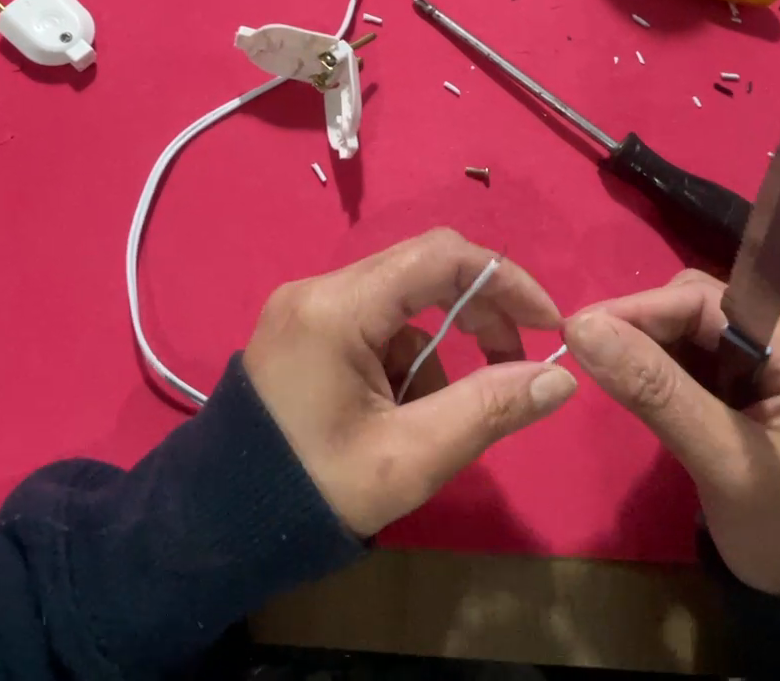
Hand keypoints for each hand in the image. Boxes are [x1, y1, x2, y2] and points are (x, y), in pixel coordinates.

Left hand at [244, 228, 577, 536]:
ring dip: (436, 348)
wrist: (221, 522)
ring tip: (430, 418)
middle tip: (513, 362)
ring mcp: (305, 305)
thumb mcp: (411, 457)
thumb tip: (559, 377)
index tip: (547, 322)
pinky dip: (402, 358)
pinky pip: (372, 322)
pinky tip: (394, 411)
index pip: (440, 257)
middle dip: (477, 312)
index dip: (504, 280)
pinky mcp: (303, 326)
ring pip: (400, 301)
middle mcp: (318, 289)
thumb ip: (488, 409)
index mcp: (337, 308)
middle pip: (420, 269)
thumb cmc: (314, 491)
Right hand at [561, 270, 779, 601]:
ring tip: (605, 367)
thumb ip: (655, 391)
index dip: (644, 309)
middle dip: (645, 327)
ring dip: (649, 348)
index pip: (715, 305)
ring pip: (697, 336)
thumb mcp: (722, 463)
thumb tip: (580, 326)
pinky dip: (664, 372)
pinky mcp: (761, 399)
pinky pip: (701, 366)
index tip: (579, 327)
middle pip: (705, 312)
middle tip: (588, 349)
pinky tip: (637, 385)